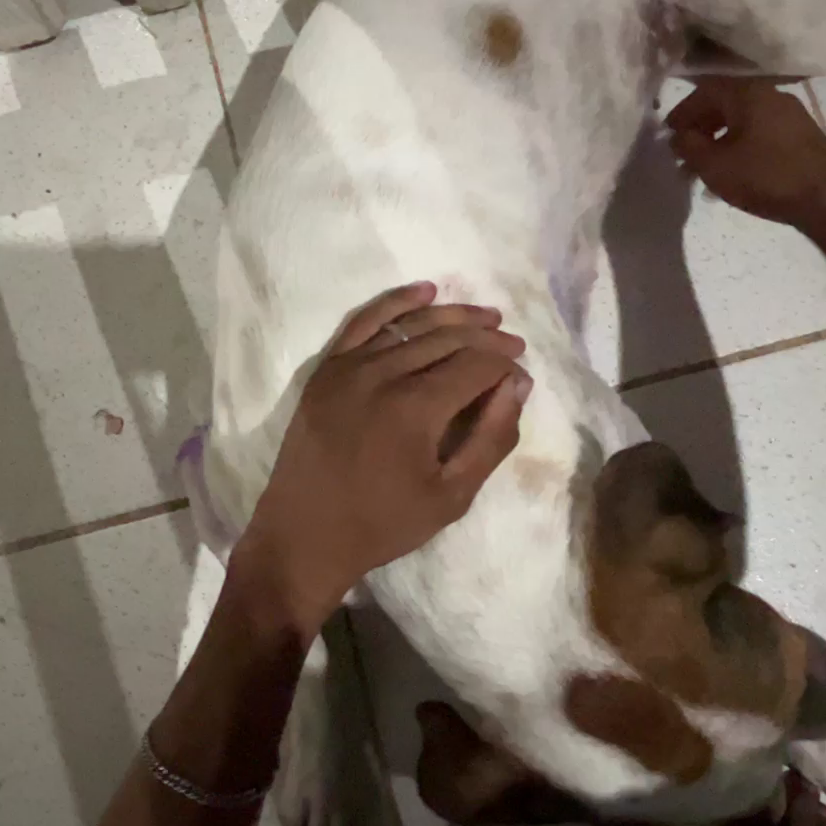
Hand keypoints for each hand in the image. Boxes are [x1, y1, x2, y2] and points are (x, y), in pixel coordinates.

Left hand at [234, 283, 532, 630]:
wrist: (304, 534)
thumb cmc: (382, 524)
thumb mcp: (452, 496)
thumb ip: (492, 438)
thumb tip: (518, 384)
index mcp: (415, 408)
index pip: (475, 365)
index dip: (504, 364)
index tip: (521, 371)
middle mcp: (382, 374)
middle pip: (447, 338)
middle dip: (487, 337)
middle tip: (512, 343)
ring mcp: (349, 367)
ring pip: (411, 324)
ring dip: (452, 316)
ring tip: (484, 315)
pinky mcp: (327, 369)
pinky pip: (364, 321)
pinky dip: (397, 302)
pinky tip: (425, 290)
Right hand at [666, 78, 825, 230]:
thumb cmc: (764, 176)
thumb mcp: (714, 165)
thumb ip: (689, 146)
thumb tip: (677, 135)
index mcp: (748, 94)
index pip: (706, 90)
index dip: (682, 111)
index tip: (668, 134)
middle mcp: (771, 95)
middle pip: (726, 103)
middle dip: (700, 126)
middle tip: (683, 152)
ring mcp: (790, 114)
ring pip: (743, 120)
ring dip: (718, 140)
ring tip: (705, 168)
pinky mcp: (801, 135)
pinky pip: (760, 132)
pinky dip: (739, 145)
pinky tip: (733, 171)